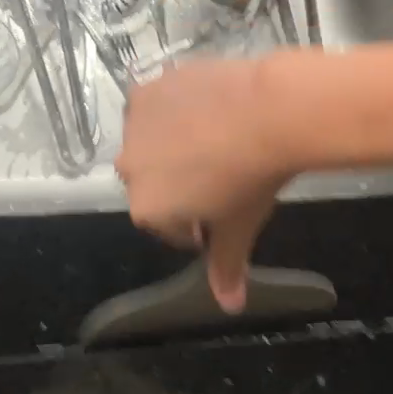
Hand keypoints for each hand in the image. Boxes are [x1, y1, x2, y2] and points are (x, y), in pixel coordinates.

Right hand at [116, 56, 302, 313]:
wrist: (264, 114)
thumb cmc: (250, 181)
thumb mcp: (241, 228)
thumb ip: (227, 266)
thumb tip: (229, 305)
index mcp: (145, 208)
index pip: (166, 225)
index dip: (195, 223)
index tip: (222, 212)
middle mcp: (128, 166)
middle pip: (150, 181)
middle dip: (175, 181)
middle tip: (217, 174)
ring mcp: (133, 123)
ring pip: (148, 140)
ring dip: (169, 144)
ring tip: (213, 137)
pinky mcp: (145, 87)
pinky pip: (155, 106)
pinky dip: (173, 109)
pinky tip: (207, 108)